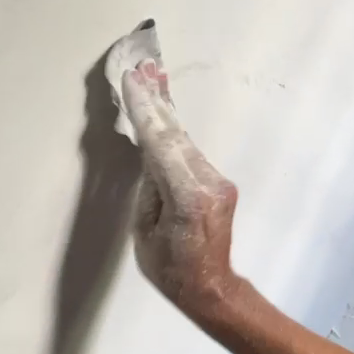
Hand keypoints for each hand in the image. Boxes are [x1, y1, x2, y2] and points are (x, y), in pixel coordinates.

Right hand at [119, 59, 241, 317]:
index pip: (162, 145)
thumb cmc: (170, 269)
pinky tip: (164, 114)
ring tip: (152, 77)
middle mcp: (209, 183)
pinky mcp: (220, 184)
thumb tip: (153, 157)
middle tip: (145, 65)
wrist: (211, 288)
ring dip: (166, 112)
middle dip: (157, 101)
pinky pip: (190, 154)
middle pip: (176, 135)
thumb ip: (150, 188)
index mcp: (189, 197)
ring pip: (185, 142)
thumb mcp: (145, 231)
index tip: (133, 81)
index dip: (146, 111)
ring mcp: (219, 182)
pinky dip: (174, 134)